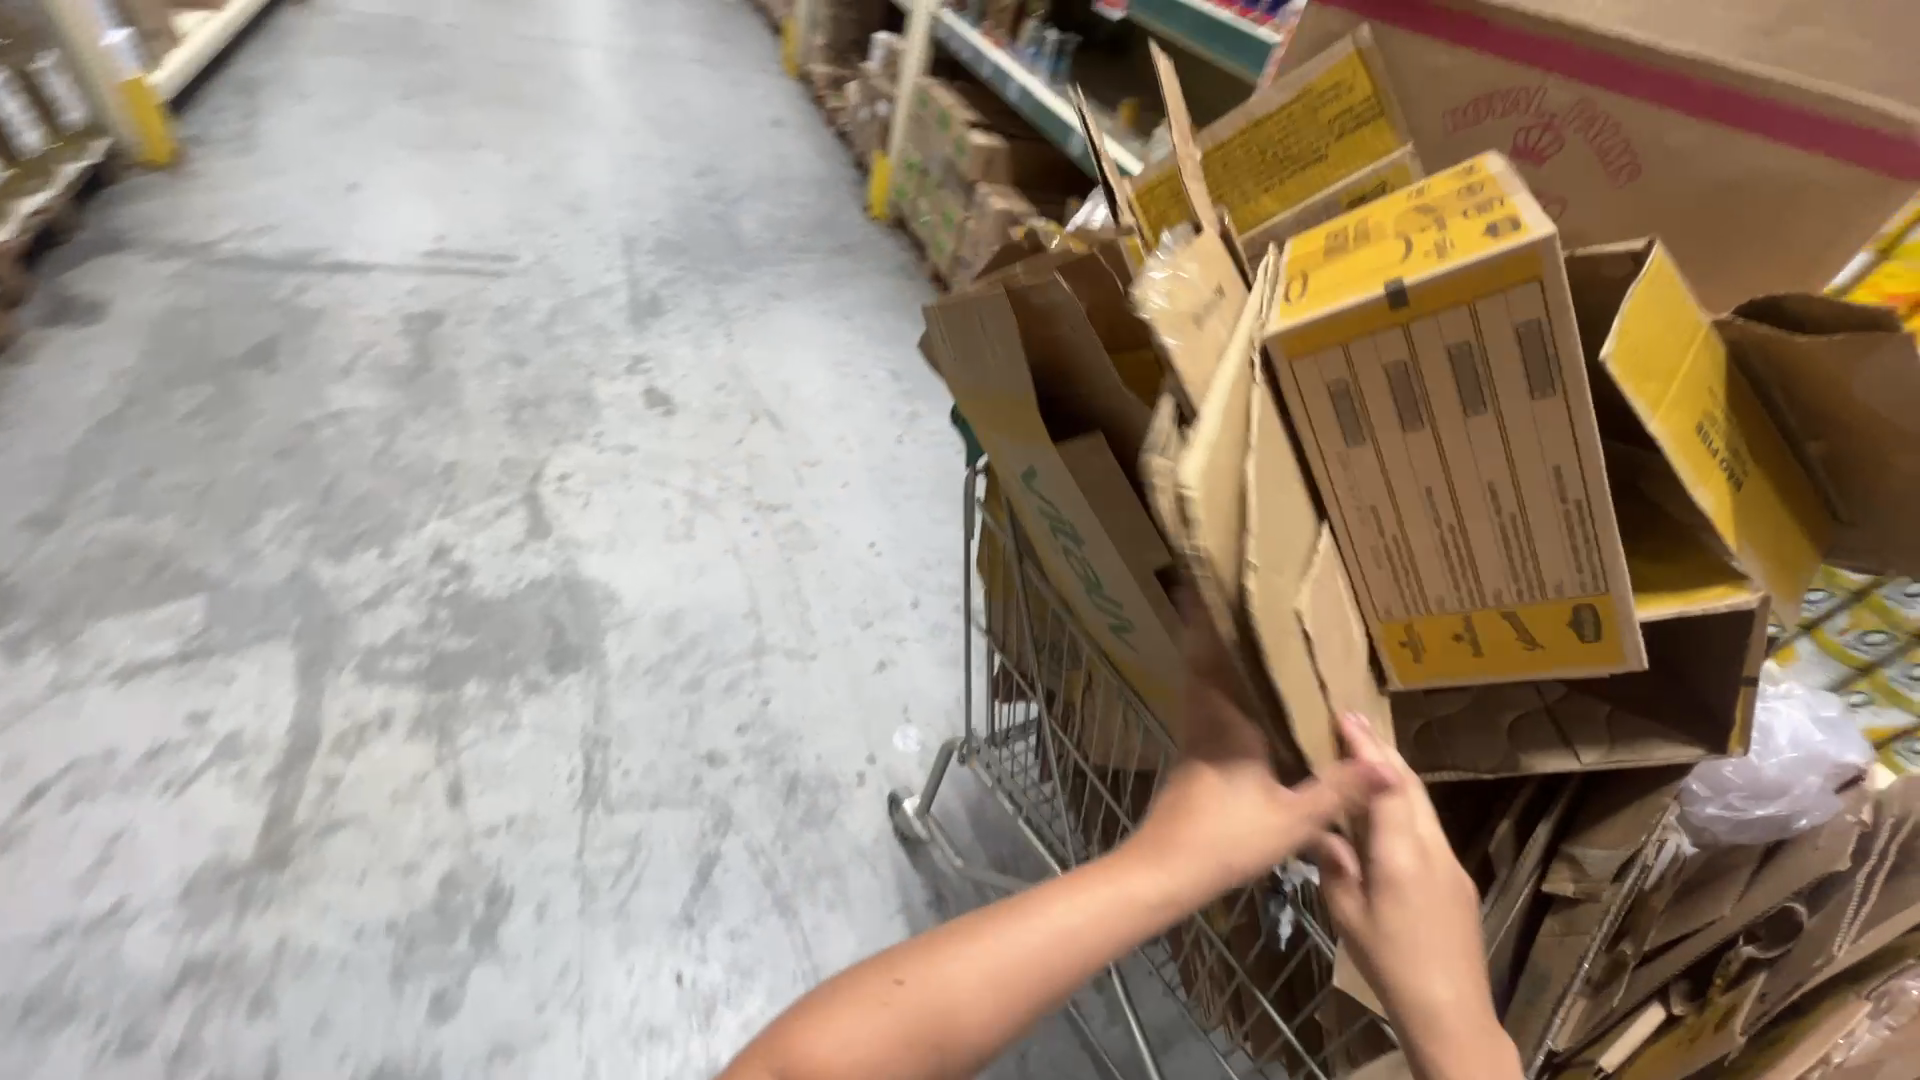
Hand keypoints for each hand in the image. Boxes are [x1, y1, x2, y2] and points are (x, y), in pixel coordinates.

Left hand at [1129, 598, 1395, 896]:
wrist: (1165, 868)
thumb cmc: (1224, 839)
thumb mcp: (1292, 820)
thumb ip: (1337, 790)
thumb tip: (1386, 763)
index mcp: (1224, 723)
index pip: (1211, 657)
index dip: (1204, 619)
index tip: (1200, 582)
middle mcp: (1204, 720)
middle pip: (1202, 663)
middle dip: (1208, 629)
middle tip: (1225, 597)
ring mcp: (1194, 739)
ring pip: (1200, 685)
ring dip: (1211, 657)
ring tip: (1236, 634)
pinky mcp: (1193, 758)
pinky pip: (1205, 707)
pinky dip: (1217, 689)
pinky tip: (1241, 700)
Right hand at [1315, 713, 1518, 1079]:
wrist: (1452, 1011)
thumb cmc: (1389, 962)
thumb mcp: (1346, 913)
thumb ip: (1333, 864)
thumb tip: (1321, 832)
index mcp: (1401, 854)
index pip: (1385, 785)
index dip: (1366, 748)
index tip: (1345, 717)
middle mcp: (1432, 849)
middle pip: (1411, 785)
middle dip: (1382, 750)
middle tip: (1353, 721)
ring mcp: (1450, 863)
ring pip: (1422, 804)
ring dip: (1394, 773)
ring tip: (1364, 752)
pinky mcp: (1456, 879)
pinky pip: (1426, 826)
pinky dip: (1403, 801)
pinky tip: (1383, 805)